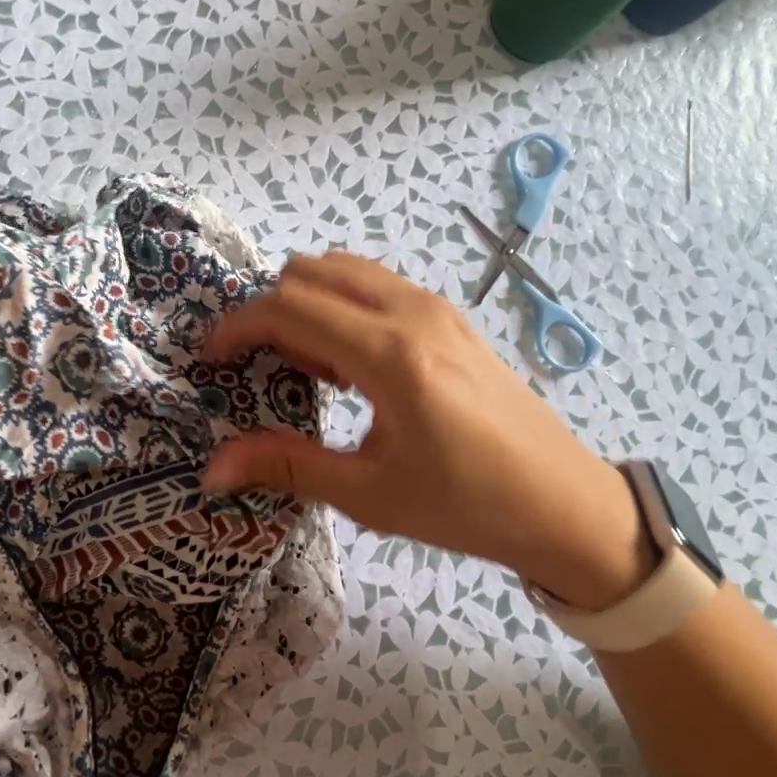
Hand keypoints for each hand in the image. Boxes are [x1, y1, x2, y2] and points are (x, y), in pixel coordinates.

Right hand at [202, 252, 653, 609]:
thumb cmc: (466, 507)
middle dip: (269, 308)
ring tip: (307, 366)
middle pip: (312, 272)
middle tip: (259, 364)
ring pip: (347, 269)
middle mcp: (413, 313)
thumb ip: (287, 466)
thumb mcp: (369, 494)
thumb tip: (213, 467)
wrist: (563, 504)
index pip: (290, 309)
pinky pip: (377, 284)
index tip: (212, 355)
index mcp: (391, 357)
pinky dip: (343, 303)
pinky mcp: (451, 316)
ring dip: (308, 300)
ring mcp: (437, 308)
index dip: (239, 325)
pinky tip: (351, 362)